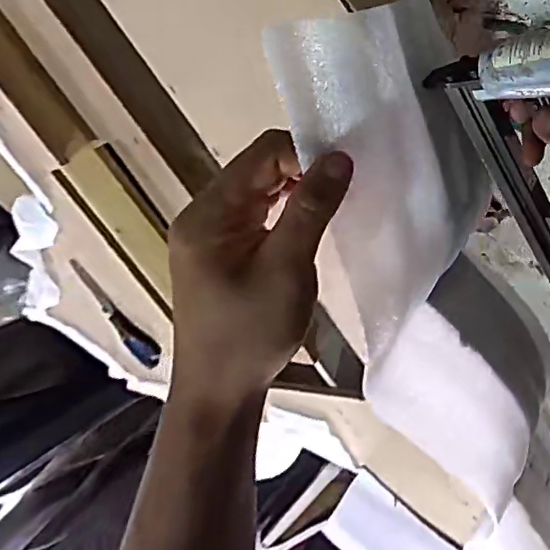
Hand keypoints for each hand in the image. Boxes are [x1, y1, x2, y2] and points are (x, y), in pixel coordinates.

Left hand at [167, 130, 350, 404]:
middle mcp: (205, 213)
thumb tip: (341, 155)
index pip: (263, 154)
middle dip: (305, 166)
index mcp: (209, 214)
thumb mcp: (287, 267)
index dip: (305, 154)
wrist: (219, 395)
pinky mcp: (226, 246)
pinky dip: (291, 203)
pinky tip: (313, 218)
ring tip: (334, 200)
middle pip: (261, 164)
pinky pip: (263, 206)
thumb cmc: (250, 332)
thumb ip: (312, 207)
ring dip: (300, 184)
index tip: (342, 175)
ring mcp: (214, 231)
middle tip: (344, 186)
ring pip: (264, 183)